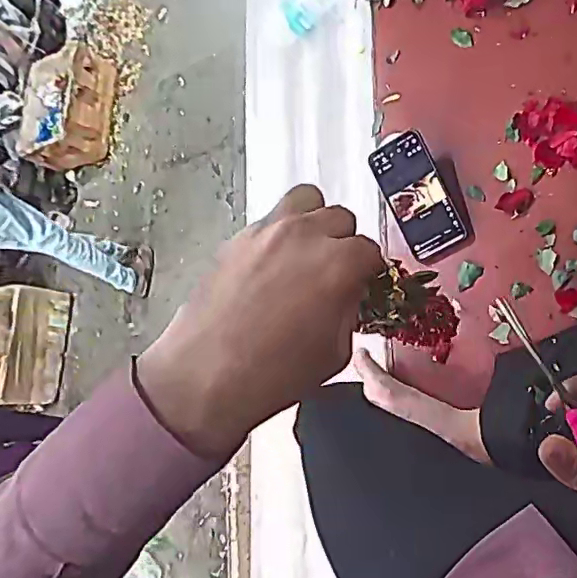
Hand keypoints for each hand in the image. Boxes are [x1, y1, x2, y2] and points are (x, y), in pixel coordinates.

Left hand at [137, 185, 383, 458]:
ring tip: (311, 249)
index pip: (370, 249)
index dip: (370, 268)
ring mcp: (267, 232)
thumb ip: (350, 309)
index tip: (365, 281)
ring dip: (315, 221)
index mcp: (338, 264)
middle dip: (345, 242)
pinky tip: (277, 263)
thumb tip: (348, 294)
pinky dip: (282, 232)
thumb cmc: (272, 373)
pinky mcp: (237, 239)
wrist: (206, 378)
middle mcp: (305, 237)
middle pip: (341, 217)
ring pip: (306, 200)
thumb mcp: (336, 350)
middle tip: (339, 268)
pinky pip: (271, 219)